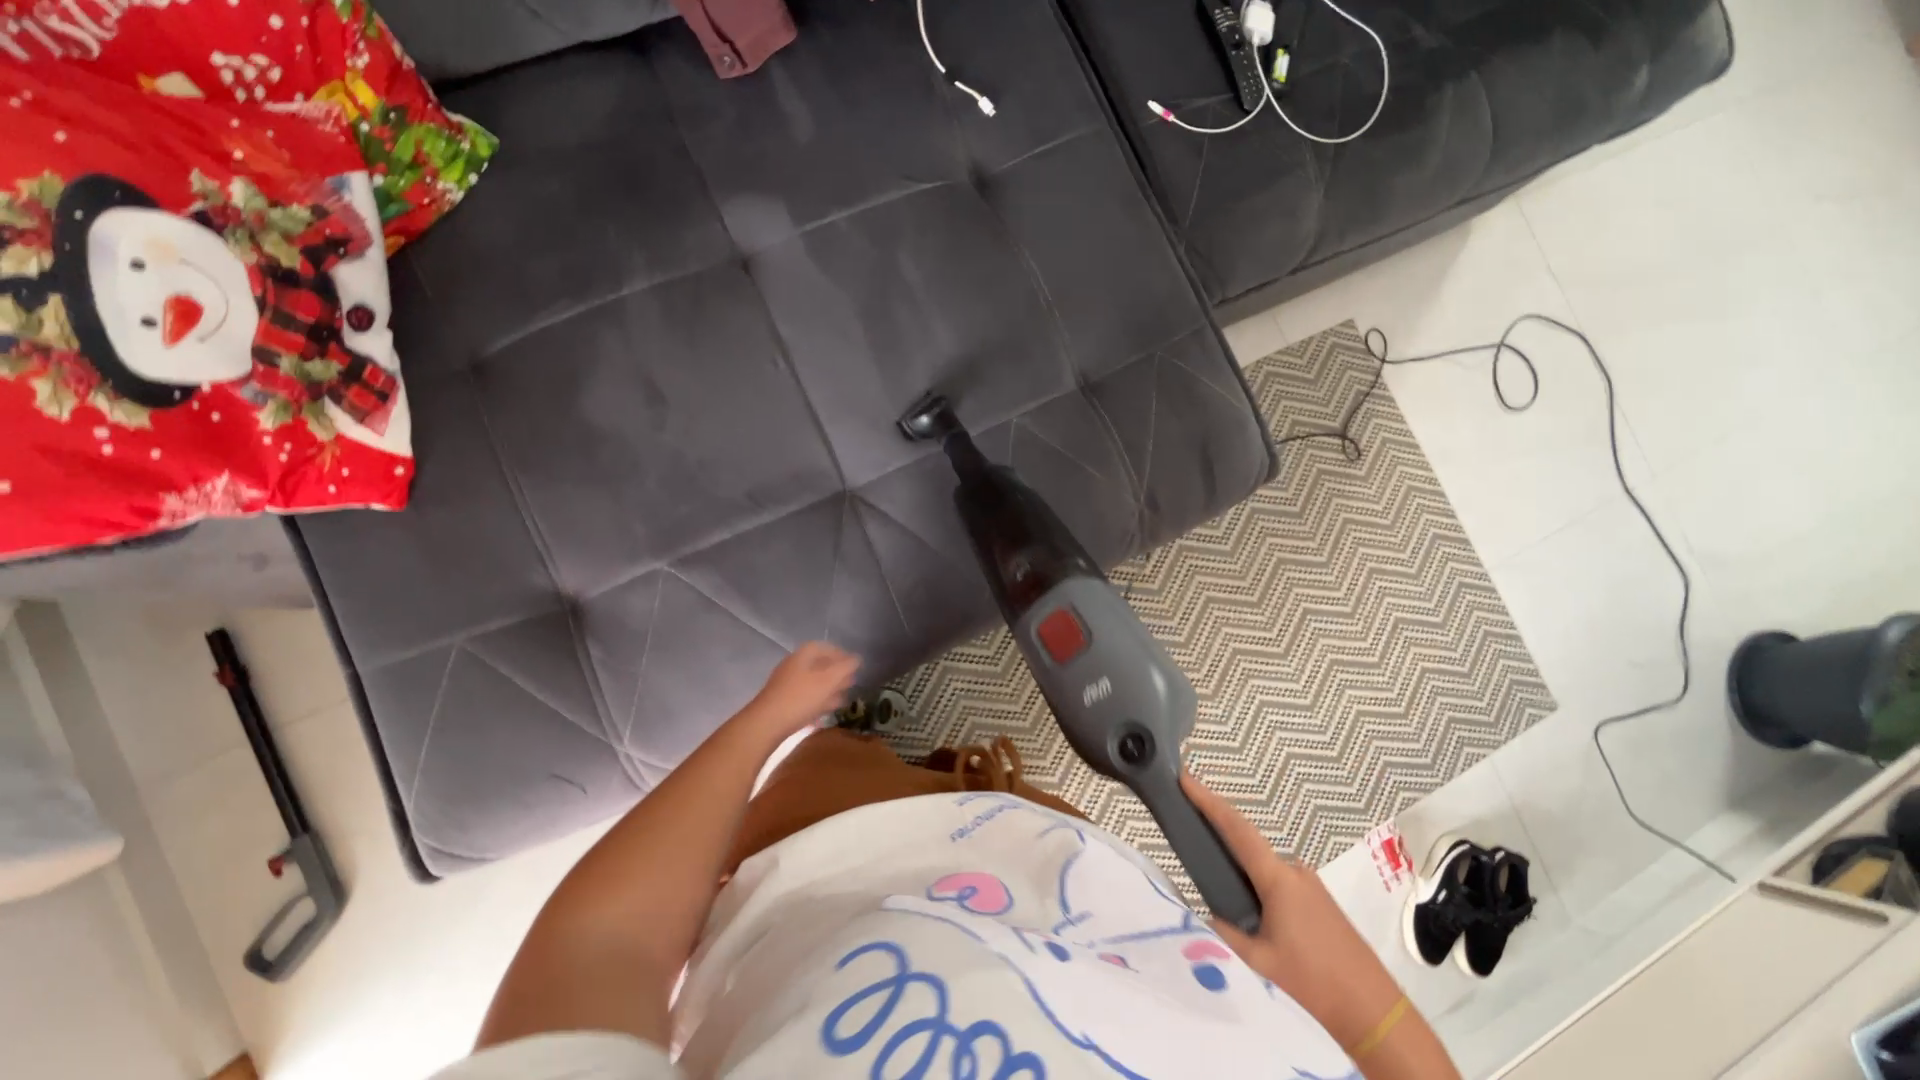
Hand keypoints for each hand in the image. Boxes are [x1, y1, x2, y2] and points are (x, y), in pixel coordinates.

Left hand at [743, 642, 860, 736]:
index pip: (824, 647)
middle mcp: (794, 666)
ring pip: (813, 681)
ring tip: (845, 696)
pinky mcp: (784, 701)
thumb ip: (844, 668)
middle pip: (818, 664)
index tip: (854, 664)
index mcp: (803, 656)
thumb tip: (857, 658)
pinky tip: (828, 708)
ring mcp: (787, 684)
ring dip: (829, 687)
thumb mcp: (827, 681)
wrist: (767, 723)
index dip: (840, 653)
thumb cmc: (800, 698)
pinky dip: (819, 699)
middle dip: (836, 672)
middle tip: (852, 681)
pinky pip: (806, 696)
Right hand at [1182, 772, 1406, 1050]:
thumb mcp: (1257, 960)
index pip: (1237, 829)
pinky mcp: (1318, 901)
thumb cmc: (1313, 981)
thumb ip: (1224, 932)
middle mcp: (1295, 871)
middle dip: (1218, 830)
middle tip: (1187, 824)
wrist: (1372, 1008)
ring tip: (1213, 880)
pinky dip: (1257, 883)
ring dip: (1239, 865)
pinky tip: (1248, 907)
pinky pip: (1277, 881)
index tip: (1186, 777)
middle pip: (1248, 841)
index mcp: (1278, 879)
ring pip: (1263, 866)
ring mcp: (1309, 884)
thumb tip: (1206, 913)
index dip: (1208, 801)